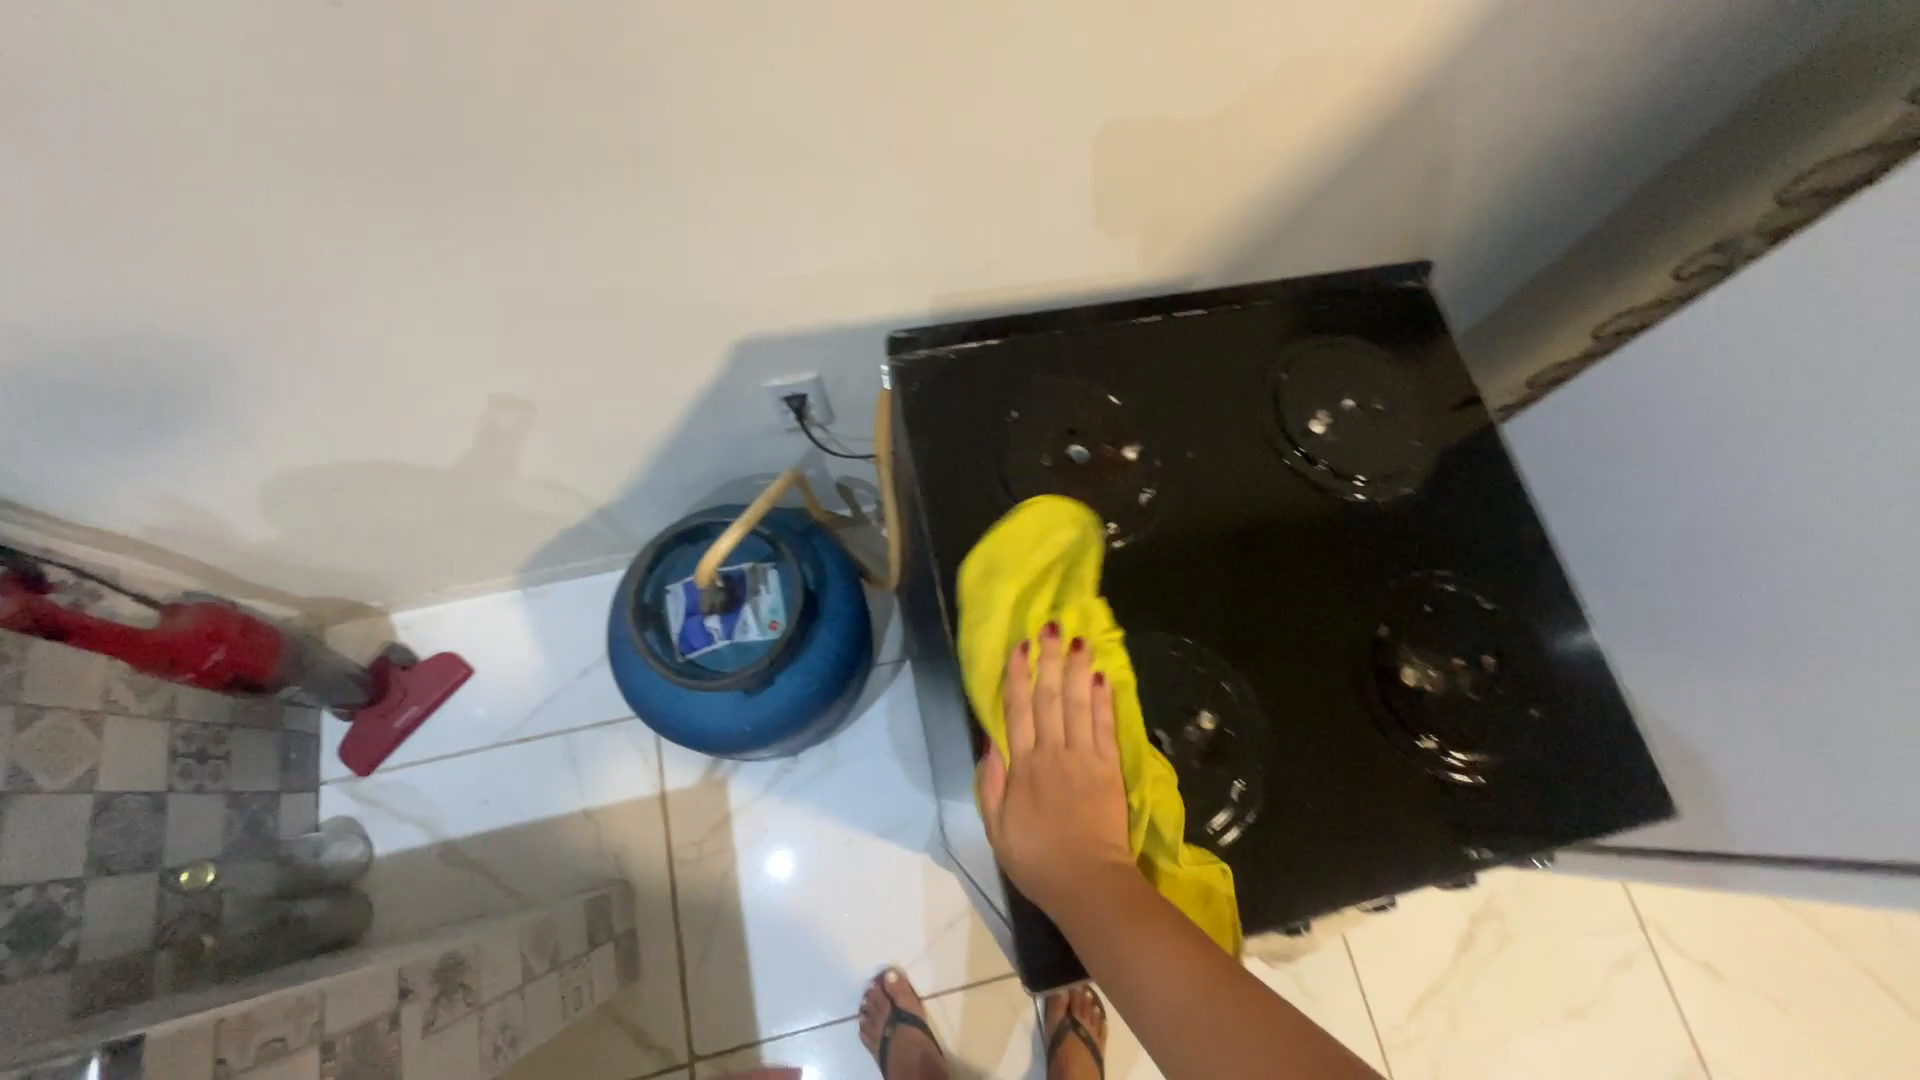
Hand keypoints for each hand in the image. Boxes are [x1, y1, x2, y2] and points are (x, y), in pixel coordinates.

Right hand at [976, 622, 1135, 915]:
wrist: (1087, 883)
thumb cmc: (1036, 860)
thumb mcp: (996, 829)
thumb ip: (990, 784)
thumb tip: (989, 742)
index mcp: (1023, 767)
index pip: (1018, 710)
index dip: (1018, 675)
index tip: (1021, 646)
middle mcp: (1053, 753)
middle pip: (1050, 698)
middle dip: (1050, 659)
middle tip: (1052, 626)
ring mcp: (1085, 758)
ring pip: (1079, 704)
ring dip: (1078, 670)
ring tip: (1079, 640)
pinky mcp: (1110, 769)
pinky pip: (1106, 727)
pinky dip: (1104, 700)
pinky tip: (1102, 677)